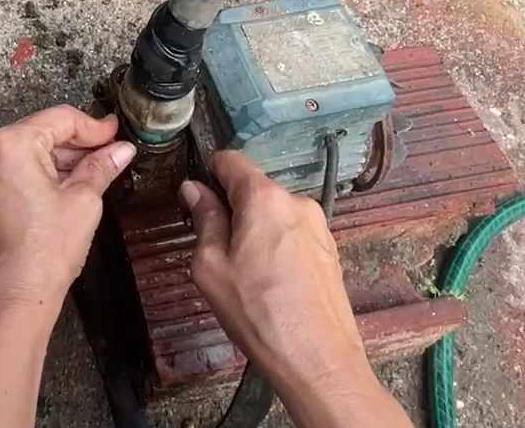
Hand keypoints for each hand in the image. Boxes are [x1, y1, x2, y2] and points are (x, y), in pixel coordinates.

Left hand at [0, 106, 135, 309]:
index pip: (62, 118)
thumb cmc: (42, 253)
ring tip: (99, 169)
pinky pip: (24, 167)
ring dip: (67, 157)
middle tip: (113, 151)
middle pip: (47, 130)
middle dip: (81, 142)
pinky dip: (49, 171)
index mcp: (13, 143)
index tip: (115, 133)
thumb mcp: (83, 200)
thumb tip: (120, 150)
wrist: (15, 297)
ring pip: (36, 149)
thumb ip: (102, 166)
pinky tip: (75, 183)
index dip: (94, 126)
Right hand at [181, 151, 410, 427]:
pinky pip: (292, 233)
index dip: (208, 172)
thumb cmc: (259, 315)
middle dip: (232, 207)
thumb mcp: (212, 266)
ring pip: (272, 212)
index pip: (230, 159)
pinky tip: (271, 282)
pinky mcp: (330, 251)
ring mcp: (318, 226)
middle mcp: (296, 202)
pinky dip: (277, 246)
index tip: (198, 198)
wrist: (320, 365)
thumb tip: (194, 188)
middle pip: (252, 187)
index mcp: (264, 197)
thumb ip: (204, 219)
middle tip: (218, 247)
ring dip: (255, 228)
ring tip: (247, 273)